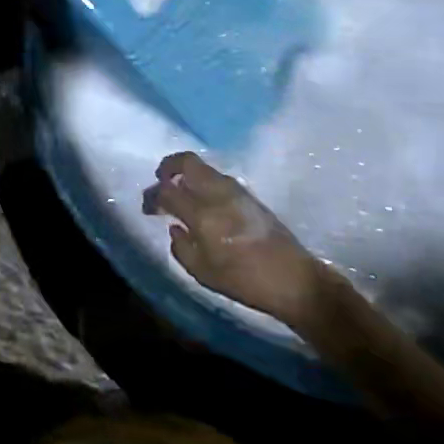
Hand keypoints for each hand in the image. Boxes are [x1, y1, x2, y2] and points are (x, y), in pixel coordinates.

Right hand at [145, 152, 340, 327]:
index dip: (152, 196)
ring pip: (205, 168)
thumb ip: (181, 247)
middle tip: (161, 182)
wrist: (295, 281)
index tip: (148, 208)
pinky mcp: (251, 197)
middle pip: (187, 162)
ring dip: (188, 175)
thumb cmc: (244, 280)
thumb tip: (175, 227)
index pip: (167, 191)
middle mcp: (219, 194)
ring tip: (182, 194)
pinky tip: (204, 203)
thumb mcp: (202, 272)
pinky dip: (204, 183)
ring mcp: (237, 192)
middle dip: (168, 167)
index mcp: (203, 214)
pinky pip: (219, 179)